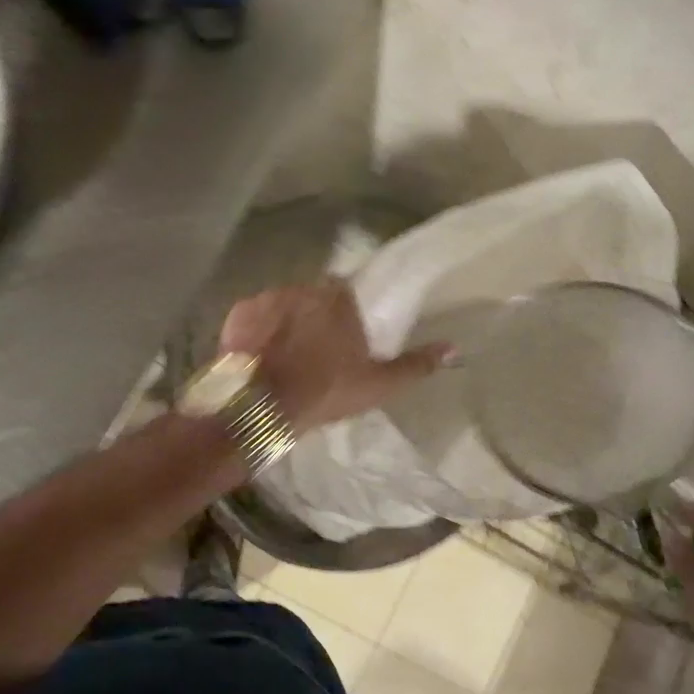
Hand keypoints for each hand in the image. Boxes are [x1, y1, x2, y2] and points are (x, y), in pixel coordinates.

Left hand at [219, 279, 451, 429]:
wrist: (262, 405)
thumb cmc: (325, 391)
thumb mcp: (378, 385)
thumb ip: (416, 364)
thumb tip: (454, 348)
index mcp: (340, 298)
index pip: (347, 293)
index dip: (346, 314)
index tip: (344, 337)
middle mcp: (304, 288)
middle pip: (314, 298)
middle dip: (315, 318)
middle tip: (315, 351)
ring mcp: (267, 297)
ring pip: (283, 306)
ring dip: (286, 324)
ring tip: (286, 357)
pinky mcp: (239, 313)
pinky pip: (254, 317)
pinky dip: (259, 333)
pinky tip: (262, 357)